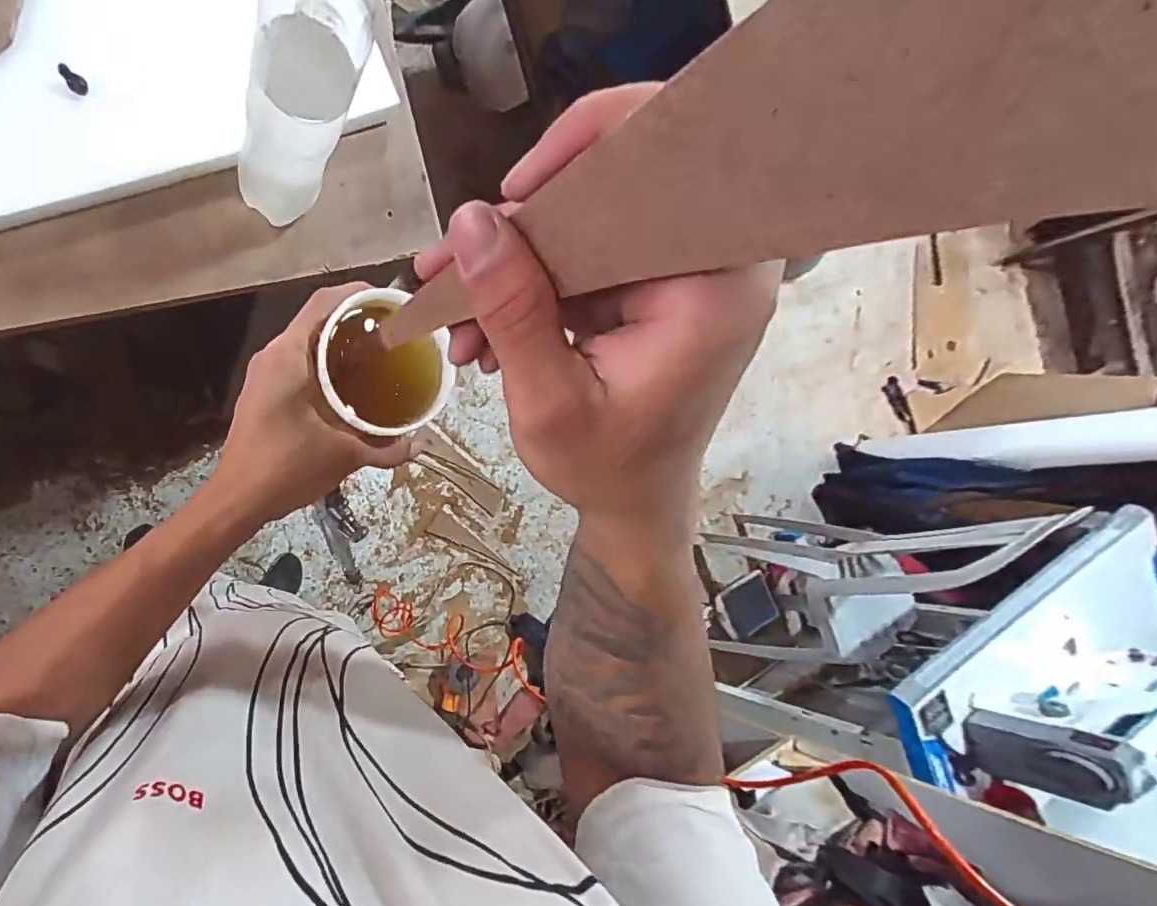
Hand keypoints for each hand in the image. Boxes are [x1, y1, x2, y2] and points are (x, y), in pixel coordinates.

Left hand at [209, 284, 415, 524]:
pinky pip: (297, 367)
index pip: (325, 302)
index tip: (393, 302)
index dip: (361, 294)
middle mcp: (271, 356)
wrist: (237, 499)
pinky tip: (349, 389)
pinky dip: (323, 369)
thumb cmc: (285, 468)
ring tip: (377, 358)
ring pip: (306, 345)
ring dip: (339, 348)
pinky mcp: (260, 395)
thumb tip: (418, 445)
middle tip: (392, 334)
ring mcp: (262, 376)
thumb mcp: (342, 455)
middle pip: (316, 320)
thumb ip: (385, 448)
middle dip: (355, 322)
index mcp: (287, 354)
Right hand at [412, 83, 781, 532]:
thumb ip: (511, 309)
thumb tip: (468, 224)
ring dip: (505, 274)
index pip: (660, 162)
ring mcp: (675, 275)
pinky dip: (522, 295)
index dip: (579, 153)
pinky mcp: (645, 292)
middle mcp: (708, 261)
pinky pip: (575, 268)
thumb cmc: (602, 465)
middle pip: (607, 196)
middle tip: (445, 269)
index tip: (504, 202)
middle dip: (514, 235)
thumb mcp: (546, 397)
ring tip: (453, 326)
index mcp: (711, 280)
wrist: (631, 502)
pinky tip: (481, 337)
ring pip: (578, 236)